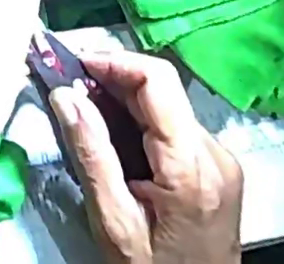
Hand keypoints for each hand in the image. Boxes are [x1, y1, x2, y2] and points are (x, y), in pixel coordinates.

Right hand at [49, 50, 242, 263]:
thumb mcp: (114, 223)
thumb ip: (91, 154)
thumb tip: (63, 93)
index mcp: (193, 168)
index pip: (157, 81)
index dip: (114, 61)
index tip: (74, 66)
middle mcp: (215, 155)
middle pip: (160, 87)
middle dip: (111, 78)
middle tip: (69, 87)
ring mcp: (219, 160)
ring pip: (163, 101)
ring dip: (120, 96)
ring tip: (83, 108)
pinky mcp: (216, 167)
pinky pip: (170, 121)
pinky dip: (136, 115)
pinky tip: (111, 131)